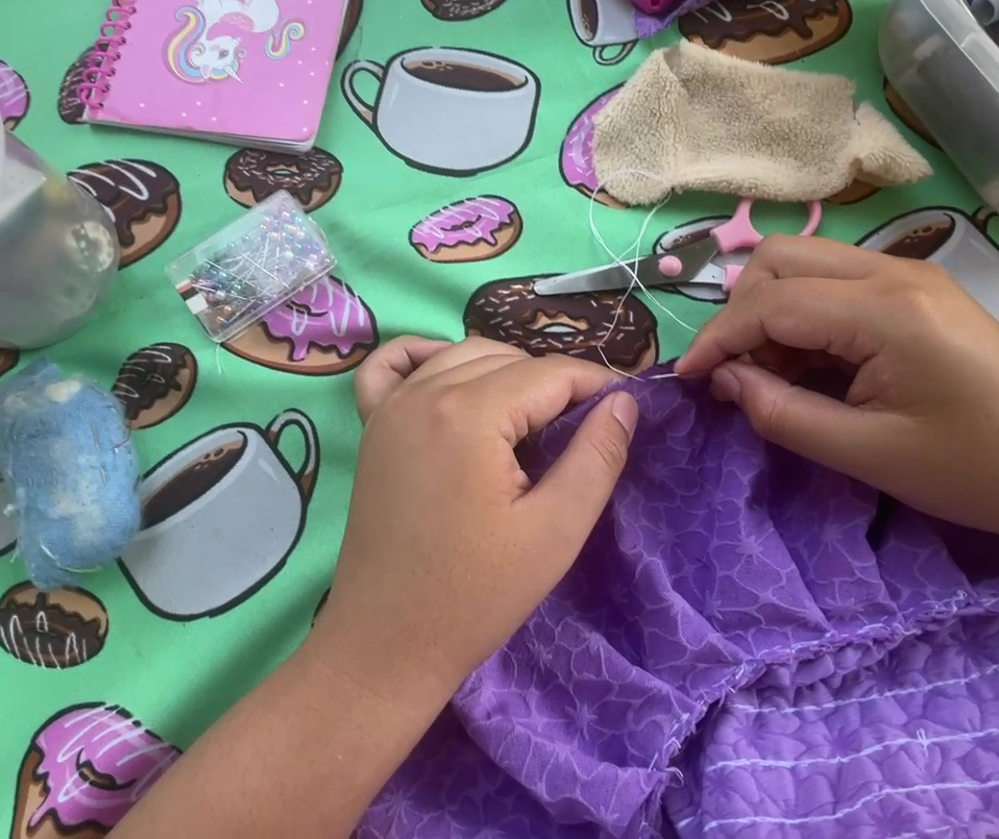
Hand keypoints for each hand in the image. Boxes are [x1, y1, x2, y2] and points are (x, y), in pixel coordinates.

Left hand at [318, 336, 637, 697]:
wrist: (386, 643)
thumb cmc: (476, 594)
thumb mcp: (555, 531)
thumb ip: (596, 457)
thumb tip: (624, 403)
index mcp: (470, 413)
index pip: (549, 372)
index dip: (596, 384)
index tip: (626, 408)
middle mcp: (424, 393)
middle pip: (508, 358)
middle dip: (554, 382)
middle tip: (582, 429)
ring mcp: (389, 407)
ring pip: (461, 355)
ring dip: (505, 371)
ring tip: (534, 419)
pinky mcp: (371, 428)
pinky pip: (393, 365)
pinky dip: (425, 357)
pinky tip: (451, 377)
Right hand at [675, 235, 998, 538]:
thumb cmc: (972, 471)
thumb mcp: (865, 454)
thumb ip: (781, 413)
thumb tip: (726, 380)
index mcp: (886, 310)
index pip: (771, 302)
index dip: (718, 339)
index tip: (686, 378)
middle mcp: (894, 271)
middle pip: (781, 258)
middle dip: (742, 313)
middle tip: (740, 373)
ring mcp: (908, 274)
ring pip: (804, 262)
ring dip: (771, 311)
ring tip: (775, 374)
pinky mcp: (915, 288)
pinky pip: (833, 282)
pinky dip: (803, 315)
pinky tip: (812, 365)